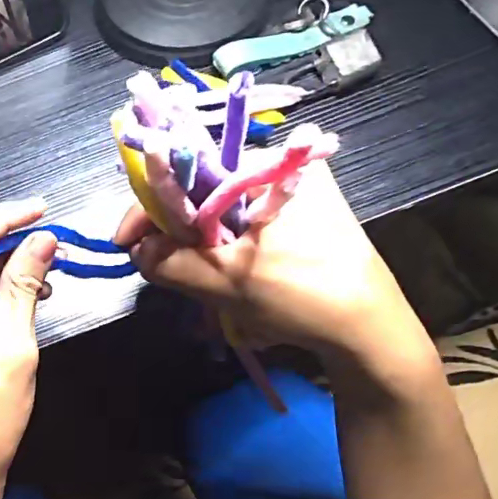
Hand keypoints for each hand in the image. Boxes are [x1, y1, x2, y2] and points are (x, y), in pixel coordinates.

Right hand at [112, 158, 435, 390]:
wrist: (371, 333)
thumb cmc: (301, 294)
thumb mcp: (225, 281)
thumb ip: (169, 262)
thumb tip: (137, 251)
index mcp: (269, 165)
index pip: (188, 176)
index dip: (149, 210)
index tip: (126, 244)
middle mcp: (283, 171)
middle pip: (203, 200)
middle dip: (179, 240)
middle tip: (165, 275)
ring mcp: (295, 199)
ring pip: (222, 221)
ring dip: (204, 256)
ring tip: (205, 294)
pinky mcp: (302, 225)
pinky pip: (245, 235)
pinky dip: (230, 260)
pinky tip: (232, 290)